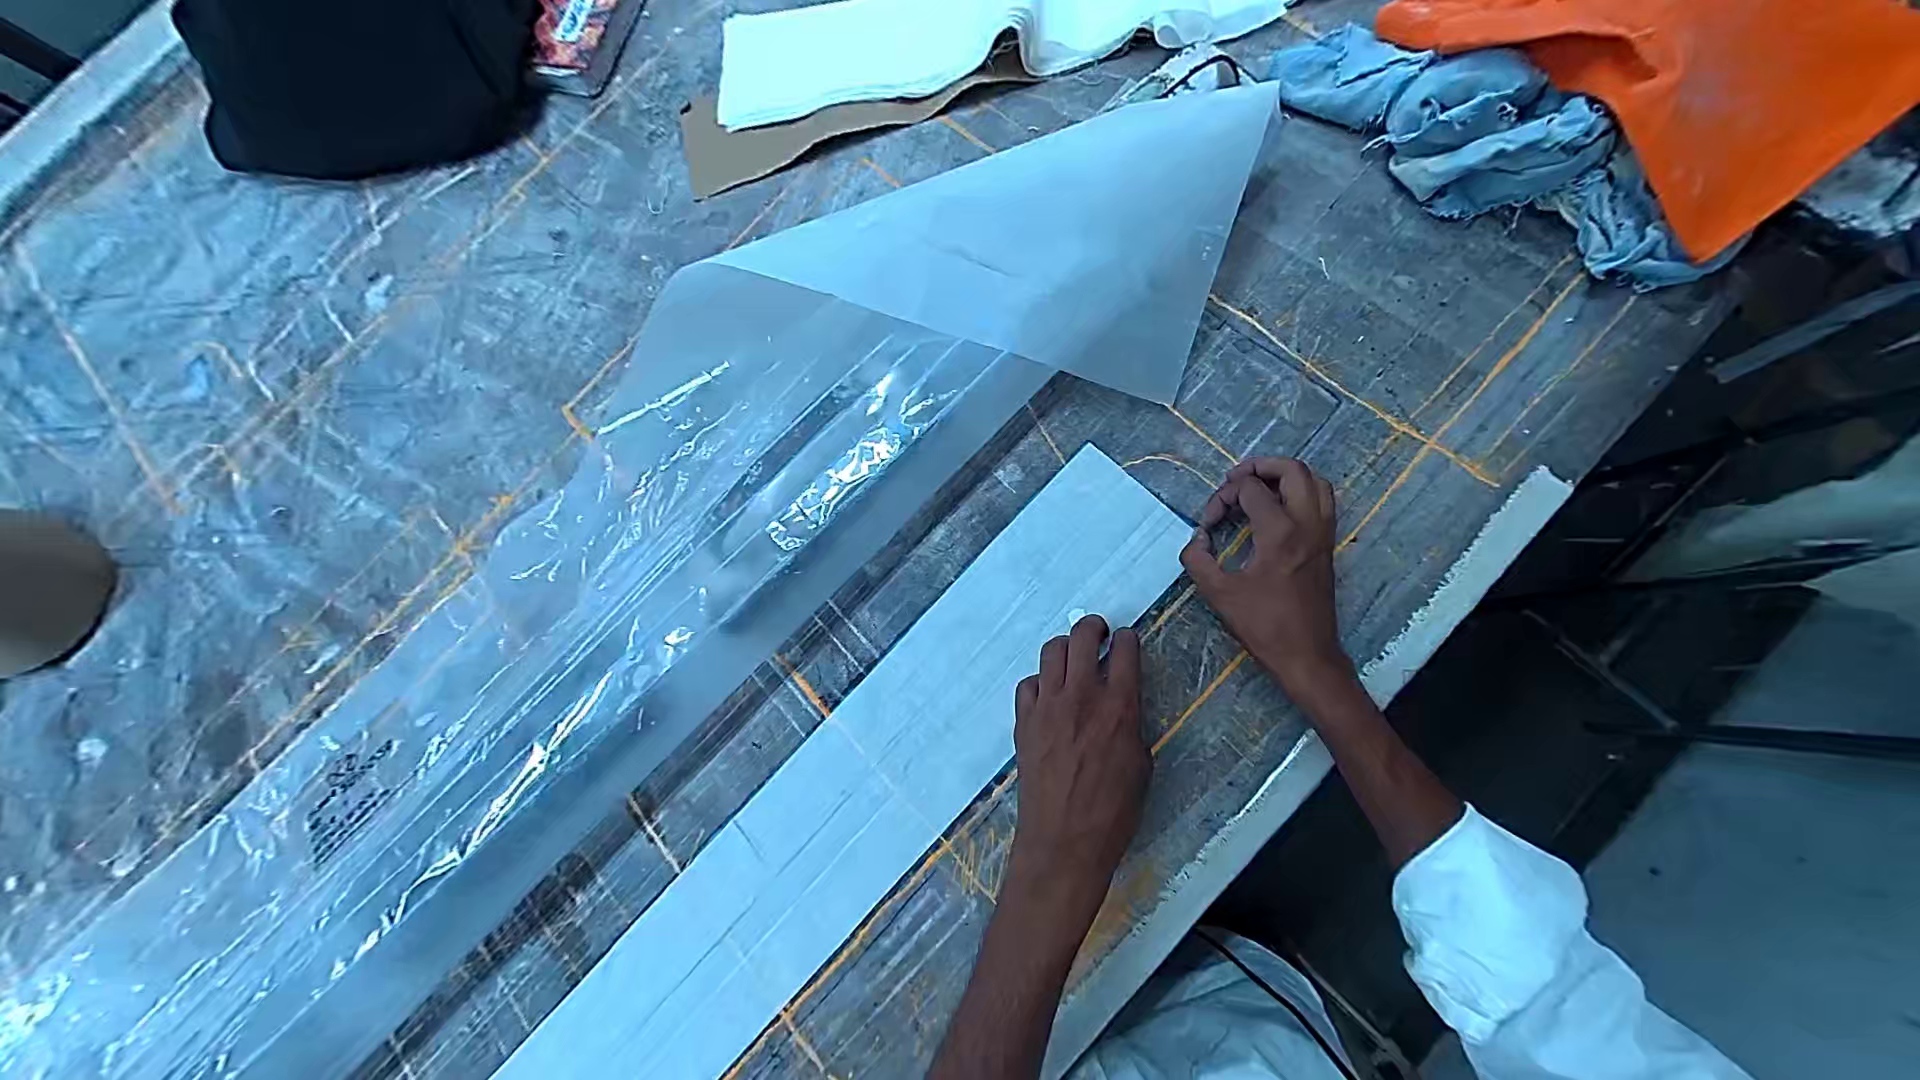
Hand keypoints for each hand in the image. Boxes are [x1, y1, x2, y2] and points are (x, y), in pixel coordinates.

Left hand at [1008, 615, 1148, 913]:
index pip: (1125, 650)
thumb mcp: (1141, 764)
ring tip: (1073, 657)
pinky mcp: (1024, 720)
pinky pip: (1028, 684)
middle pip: (1082, 637)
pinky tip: (1048, 695)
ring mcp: (1047, 705)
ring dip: (1065, 647)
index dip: (1127, 639)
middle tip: (1099, 632)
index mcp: (1119, 707)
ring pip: (1051, 651)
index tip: (1126, 640)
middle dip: (1093, 626)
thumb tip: (1121, 704)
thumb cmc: (1113, 811)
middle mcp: (1081, 696)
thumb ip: (1130, 723)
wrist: (1064, 839)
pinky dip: (1040, 682)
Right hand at [1180, 457, 1353, 697]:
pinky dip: (1300, 492)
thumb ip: (1197, 558)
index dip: (1222, 497)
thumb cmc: (1262, 625)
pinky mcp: (1328, 545)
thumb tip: (1198, 537)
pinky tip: (1277, 508)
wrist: (1306, 654)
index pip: (1251, 489)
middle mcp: (1307, 525)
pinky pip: (1322, 501)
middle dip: (1259, 467)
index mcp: (1279, 533)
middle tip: (1234, 481)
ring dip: (1284, 476)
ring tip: (1257, 488)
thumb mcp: (1217, 592)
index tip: (1209, 522)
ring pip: (1315, 481)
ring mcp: (1323, 533)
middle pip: (1293, 470)